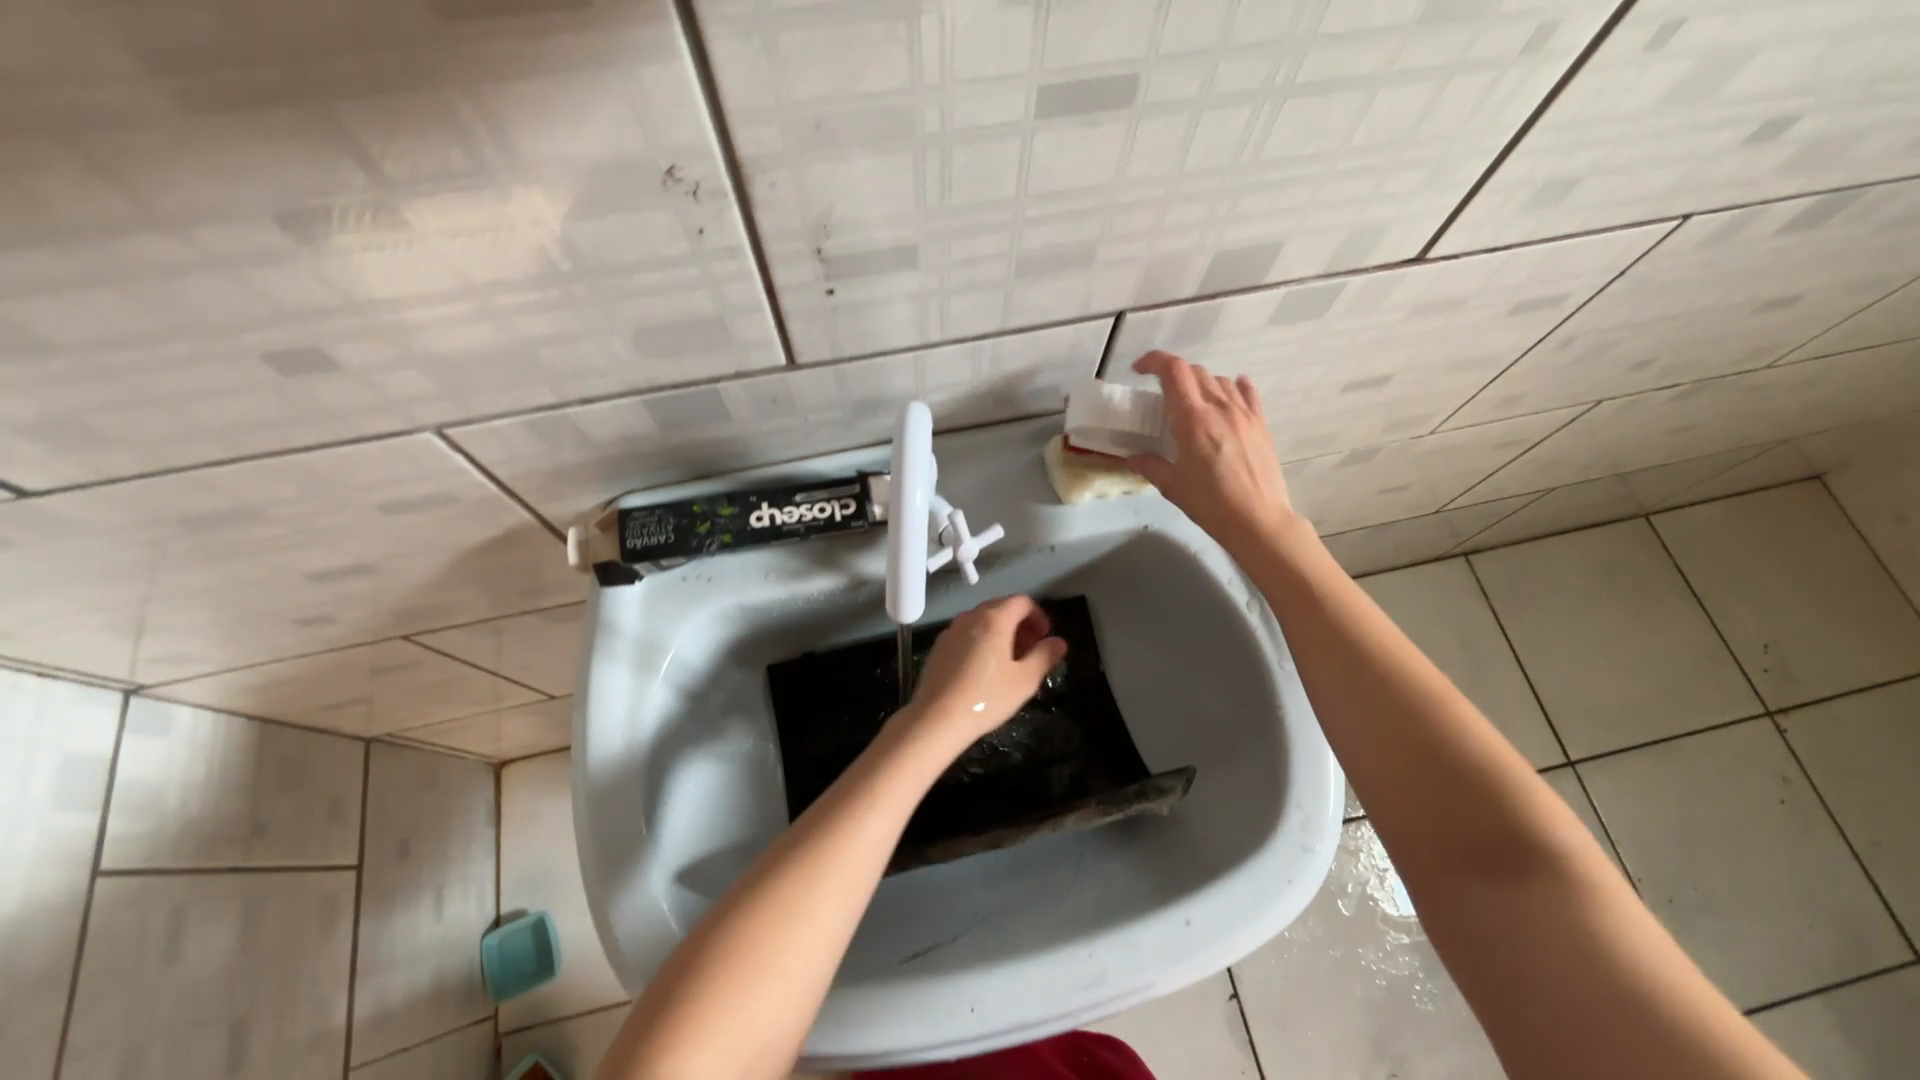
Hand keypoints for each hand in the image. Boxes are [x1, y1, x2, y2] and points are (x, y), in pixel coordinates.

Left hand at [892, 595, 1067, 750]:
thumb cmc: (987, 697)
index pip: (1022, 602)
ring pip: (982, 621)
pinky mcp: (938, 647)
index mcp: (994, 620)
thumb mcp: (1025, 680)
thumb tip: (1058, 642)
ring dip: (1000, 632)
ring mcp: (951, 631)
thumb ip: (1045, 656)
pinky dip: (981, 640)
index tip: (1045, 637)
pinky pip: (966, 634)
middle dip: (1020, 624)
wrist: (937, 719)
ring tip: (1009, 660)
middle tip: (1031, 649)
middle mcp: (970, 617)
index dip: (1039, 616)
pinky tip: (983, 668)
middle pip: (1001, 607)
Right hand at [1126, 350, 1296, 549]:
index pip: (1173, 371)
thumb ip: (1151, 466)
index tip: (1139, 369)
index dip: (1154, 361)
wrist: (1258, 520)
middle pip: (1195, 372)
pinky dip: (1235, 387)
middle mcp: (1220, 408)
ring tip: (1191, 400)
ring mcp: (1244, 414)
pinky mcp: (1261, 425)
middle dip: (1173, 374)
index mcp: (1193, 419)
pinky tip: (1231, 390)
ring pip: (1220, 380)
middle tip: (1161, 393)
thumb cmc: (1211, 504)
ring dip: (1200, 383)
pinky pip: (1248, 394)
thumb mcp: (1173, 486)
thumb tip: (1134, 458)